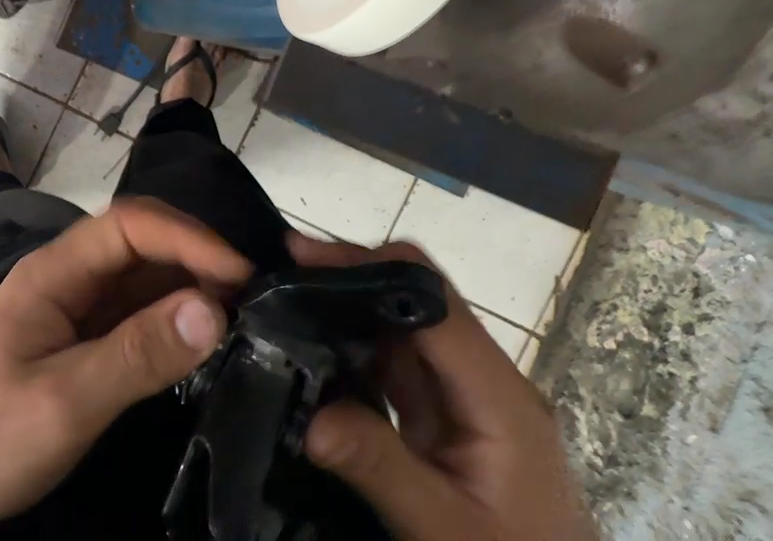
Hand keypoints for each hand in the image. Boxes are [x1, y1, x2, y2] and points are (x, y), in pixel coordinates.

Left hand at [0, 197, 253, 534]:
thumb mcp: (64, 400)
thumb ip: (137, 355)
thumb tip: (215, 308)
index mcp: (54, 272)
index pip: (131, 225)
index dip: (191, 238)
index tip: (245, 275)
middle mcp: (67, 279)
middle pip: (142, 246)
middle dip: (200, 259)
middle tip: (263, 299)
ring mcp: (72, 311)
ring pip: (143, 281)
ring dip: (193, 291)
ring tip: (252, 319)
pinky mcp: (79, 344)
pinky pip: (135, 318)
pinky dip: (175, 323)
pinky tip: (209, 343)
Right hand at [288, 235, 596, 539]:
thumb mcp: (445, 530)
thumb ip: (380, 468)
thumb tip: (307, 416)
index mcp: (498, 394)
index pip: (432, 301)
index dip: (366, 267)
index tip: (298, 258)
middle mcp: (483, 380)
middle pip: (414, 300)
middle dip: (346, 278)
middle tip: (274, 278)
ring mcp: (463, 398)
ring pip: (398, 327)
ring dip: (341, 310)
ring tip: (278, 305)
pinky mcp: (444, 417)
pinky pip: (391, 364)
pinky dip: (347, 349)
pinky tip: (305, 353)